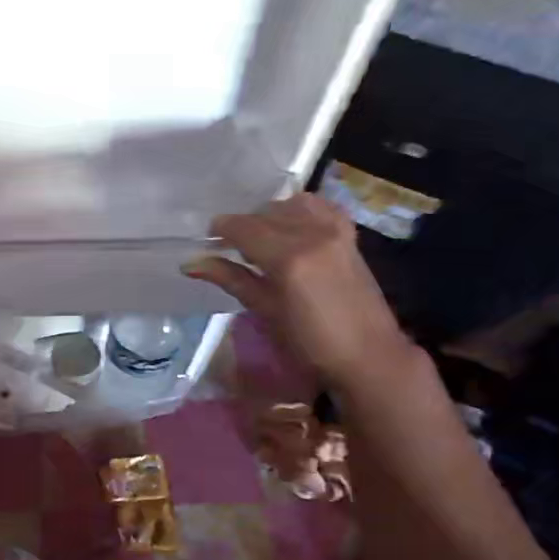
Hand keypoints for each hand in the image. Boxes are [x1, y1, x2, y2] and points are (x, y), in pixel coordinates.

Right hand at [182, 194, 412, 384]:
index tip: (208, 241)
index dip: (220, 229)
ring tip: (262, 239)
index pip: (243, 227)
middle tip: (230, 248)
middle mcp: (312, 235)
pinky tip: (292, 228)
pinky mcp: (349, 236)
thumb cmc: (308, 342)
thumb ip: (230, 279)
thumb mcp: (264, 310)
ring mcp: (335, 232)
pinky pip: (320, 207)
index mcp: (287, 257)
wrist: (368, 354)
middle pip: (265, 213)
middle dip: (243, 226)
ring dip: (270, 216)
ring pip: (291, 205)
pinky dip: (300, 211)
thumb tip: (191, 264)